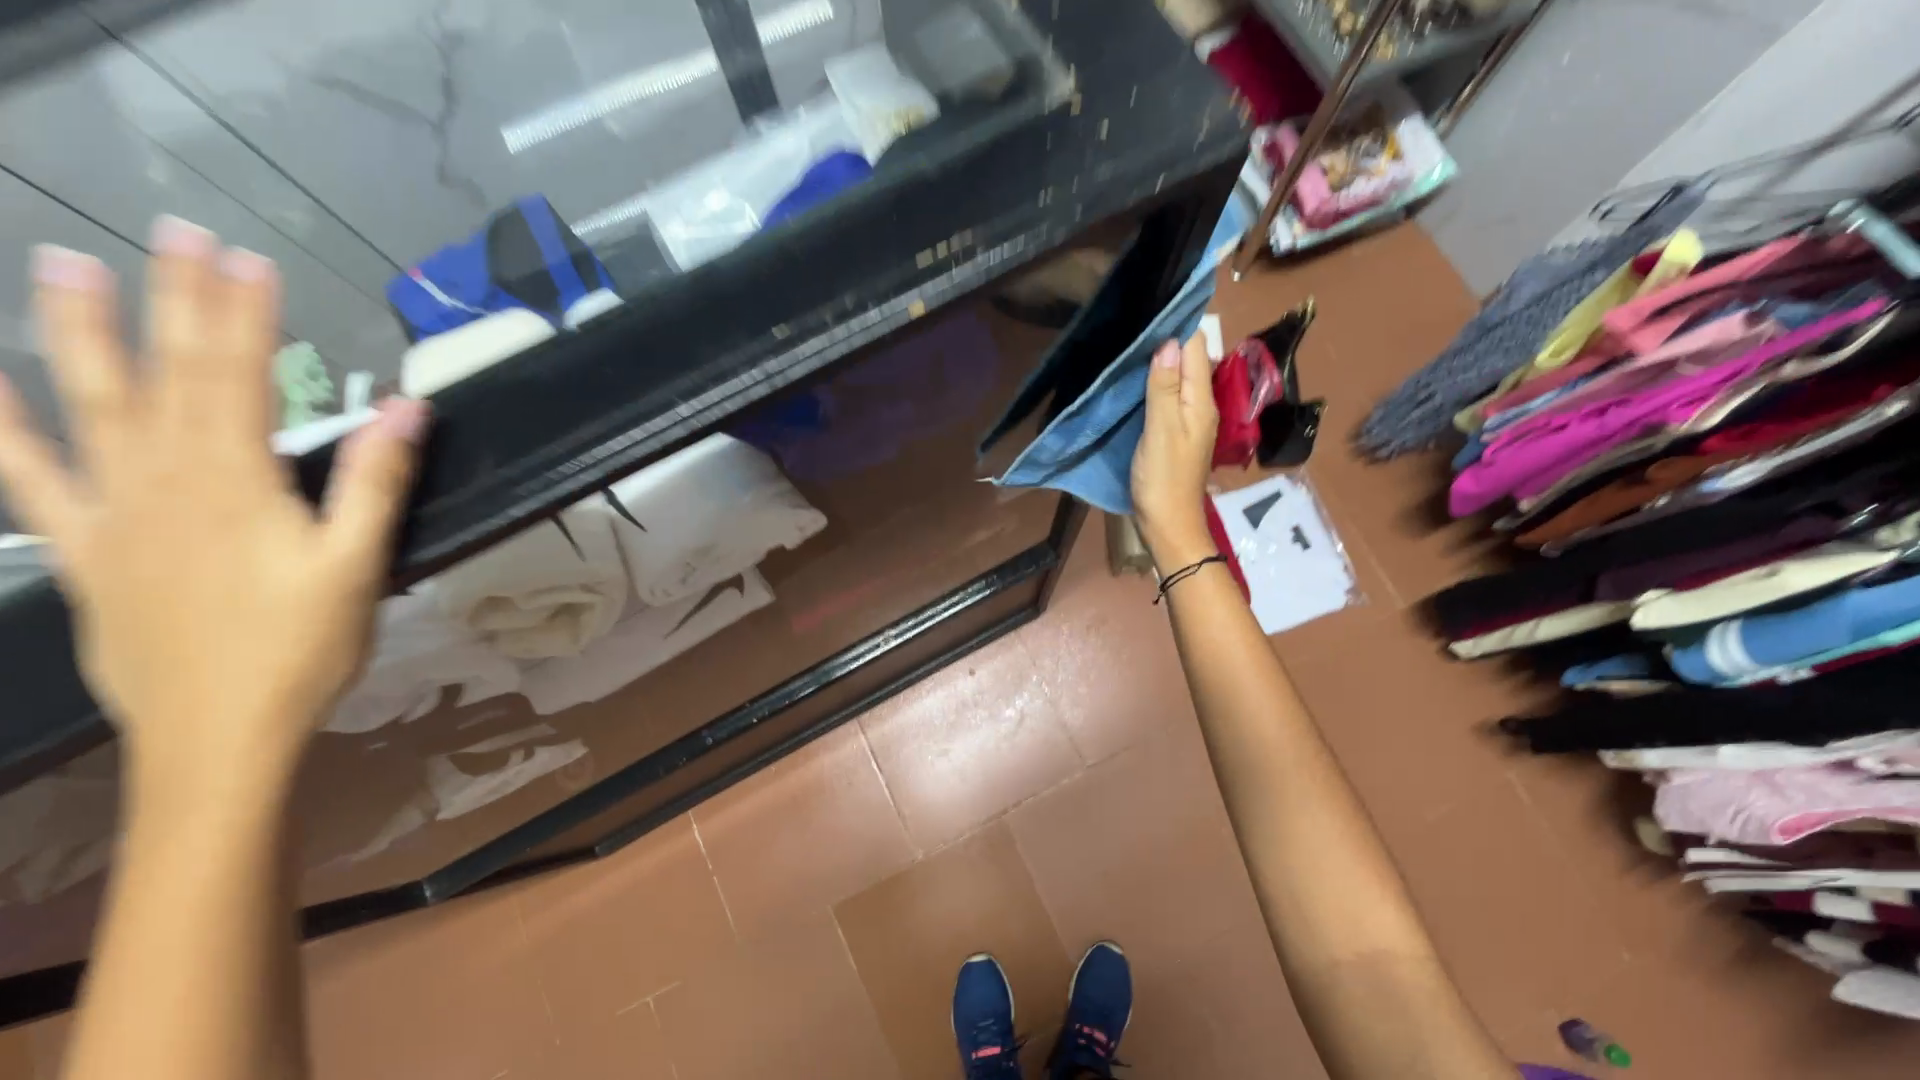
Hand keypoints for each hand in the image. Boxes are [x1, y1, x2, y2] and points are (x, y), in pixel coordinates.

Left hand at [0, 217, 427, 796]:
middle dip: (177, 301)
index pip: (239, 378)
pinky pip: (31, 479)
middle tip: (176, 232)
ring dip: (82, 335)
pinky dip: (6, 430)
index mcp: (236, 484)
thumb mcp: (356, 569)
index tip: (249, 257)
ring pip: (94, 407)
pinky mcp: (85, 548)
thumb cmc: (301, 651)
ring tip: (63, 266)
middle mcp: (164, 480)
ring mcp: (112, 511)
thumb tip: (405, 410)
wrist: (216, 736)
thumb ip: (373, 484)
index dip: (245, 314)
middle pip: (170, 374)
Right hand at [1130, 335, 1216, 567]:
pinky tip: (1136, 381)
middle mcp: (1201, 405)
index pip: (1195, 347)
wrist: (1168, 525)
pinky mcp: (1175, 433)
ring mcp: (1189, 420)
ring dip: (1159, 362)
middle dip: (1166, 340)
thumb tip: (1169, 342)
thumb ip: (1164, 387)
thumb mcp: (1161, 429)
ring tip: (1130, 345)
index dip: (1177, 325)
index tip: (1151, 306)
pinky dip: (1155, 384)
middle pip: (1188, 361)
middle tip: (1133, 323)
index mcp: (1201, 401)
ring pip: (1177, 378)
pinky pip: (1168, 397)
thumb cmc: (1163, 478)